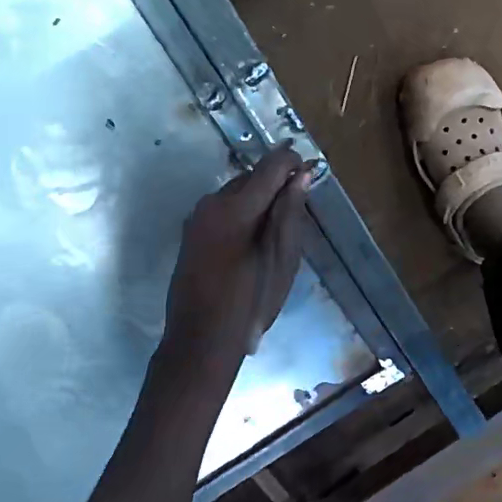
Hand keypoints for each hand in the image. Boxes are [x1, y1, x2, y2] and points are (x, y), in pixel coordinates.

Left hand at [160, 146, 311, 365]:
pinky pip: (222, 209)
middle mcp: (211, 203)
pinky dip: (242, 212)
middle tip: (298, 206)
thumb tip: (301, 174)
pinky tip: (253, 238)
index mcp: (235, 208)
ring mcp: (196, 217)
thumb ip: (290, 214)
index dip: (293, 162)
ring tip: (278, 228)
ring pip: (235, 192)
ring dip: (258, 198)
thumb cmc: (249, 304)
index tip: (310, 171)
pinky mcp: (190, 232)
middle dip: (275, 183)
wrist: (201, 340)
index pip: (270, 166)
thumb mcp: (281, 261)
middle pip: (250, 177)